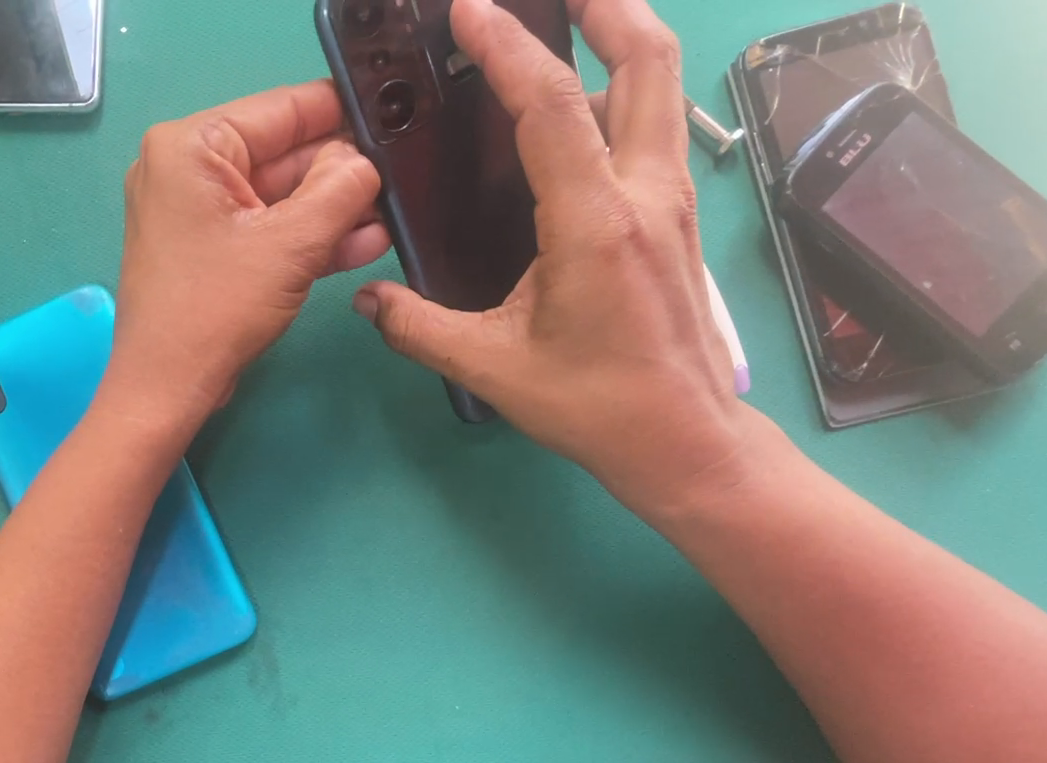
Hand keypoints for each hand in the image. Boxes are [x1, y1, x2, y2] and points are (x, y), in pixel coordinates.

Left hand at [98, 81, 387, 438]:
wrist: (167, 388)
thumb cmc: (217, 309)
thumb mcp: (290, 244)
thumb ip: (340, 189)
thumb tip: (367, 162)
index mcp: (192, 146)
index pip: (283, 110)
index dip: (342, 115)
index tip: (394, 121)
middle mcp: (188, 170)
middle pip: (284, 156)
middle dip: (342, 173)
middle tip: (402, 179)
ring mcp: (197, 214)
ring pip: (280, 199)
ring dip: (333, 212)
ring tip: (391, 217)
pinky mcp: (210, 252)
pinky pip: (266, 232)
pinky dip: (307, 240)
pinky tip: (363, 243)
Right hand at [355, 0, 763, 515]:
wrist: (678, 436)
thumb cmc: (589, 402)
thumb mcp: (488, 367)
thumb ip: (418, 328)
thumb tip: (367, 301)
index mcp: (595, 222)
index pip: (550, 108)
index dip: (507, 50)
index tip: (471, 9)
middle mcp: (647, 193)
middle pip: (647, 61)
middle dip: (608, 8)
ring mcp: (674, 202)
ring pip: (663, 90)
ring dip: (625, 44)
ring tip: (577, 29)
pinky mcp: (679, 220)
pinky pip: (656, 131)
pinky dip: (626, 98)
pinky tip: (588, 122)